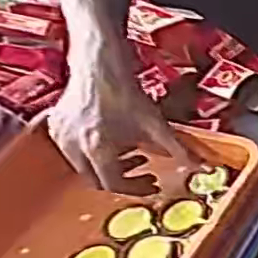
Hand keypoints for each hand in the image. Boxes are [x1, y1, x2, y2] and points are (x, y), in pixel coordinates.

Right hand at [47, 59, 195, 194]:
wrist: (101, 69)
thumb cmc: (128, 97)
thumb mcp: (158, 127)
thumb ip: (180, 150)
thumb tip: (202, 167)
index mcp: (96, 149)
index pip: (114, 184)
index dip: (137, 188)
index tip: (154, 184)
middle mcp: (73, 146)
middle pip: (97, 179)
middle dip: (125, 180)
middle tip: (147, 175)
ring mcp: (60, 136)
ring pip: (85, 166)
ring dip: (111, 166)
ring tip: (136, 155)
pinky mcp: (55, 127)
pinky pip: (74, 151)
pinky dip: (96, 154)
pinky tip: (116, 143)